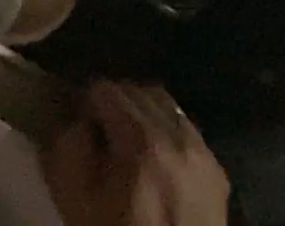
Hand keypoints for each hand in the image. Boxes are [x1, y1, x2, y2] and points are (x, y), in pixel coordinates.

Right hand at [42, 82, 229, 225]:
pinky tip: (153, 154)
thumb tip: (79, 119)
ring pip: (165, 103)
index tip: (78, 122)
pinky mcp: (217, 171)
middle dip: (112, 101)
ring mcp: (203, 153)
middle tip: (98, 127)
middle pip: (136, 90)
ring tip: (126, 136)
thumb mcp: (73, 195)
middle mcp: (178, 138)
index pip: (105, 89)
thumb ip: (67, 144)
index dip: (85, 102)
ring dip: (140, 110)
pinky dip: (165, 128)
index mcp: (141, 143)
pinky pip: (186, 128)